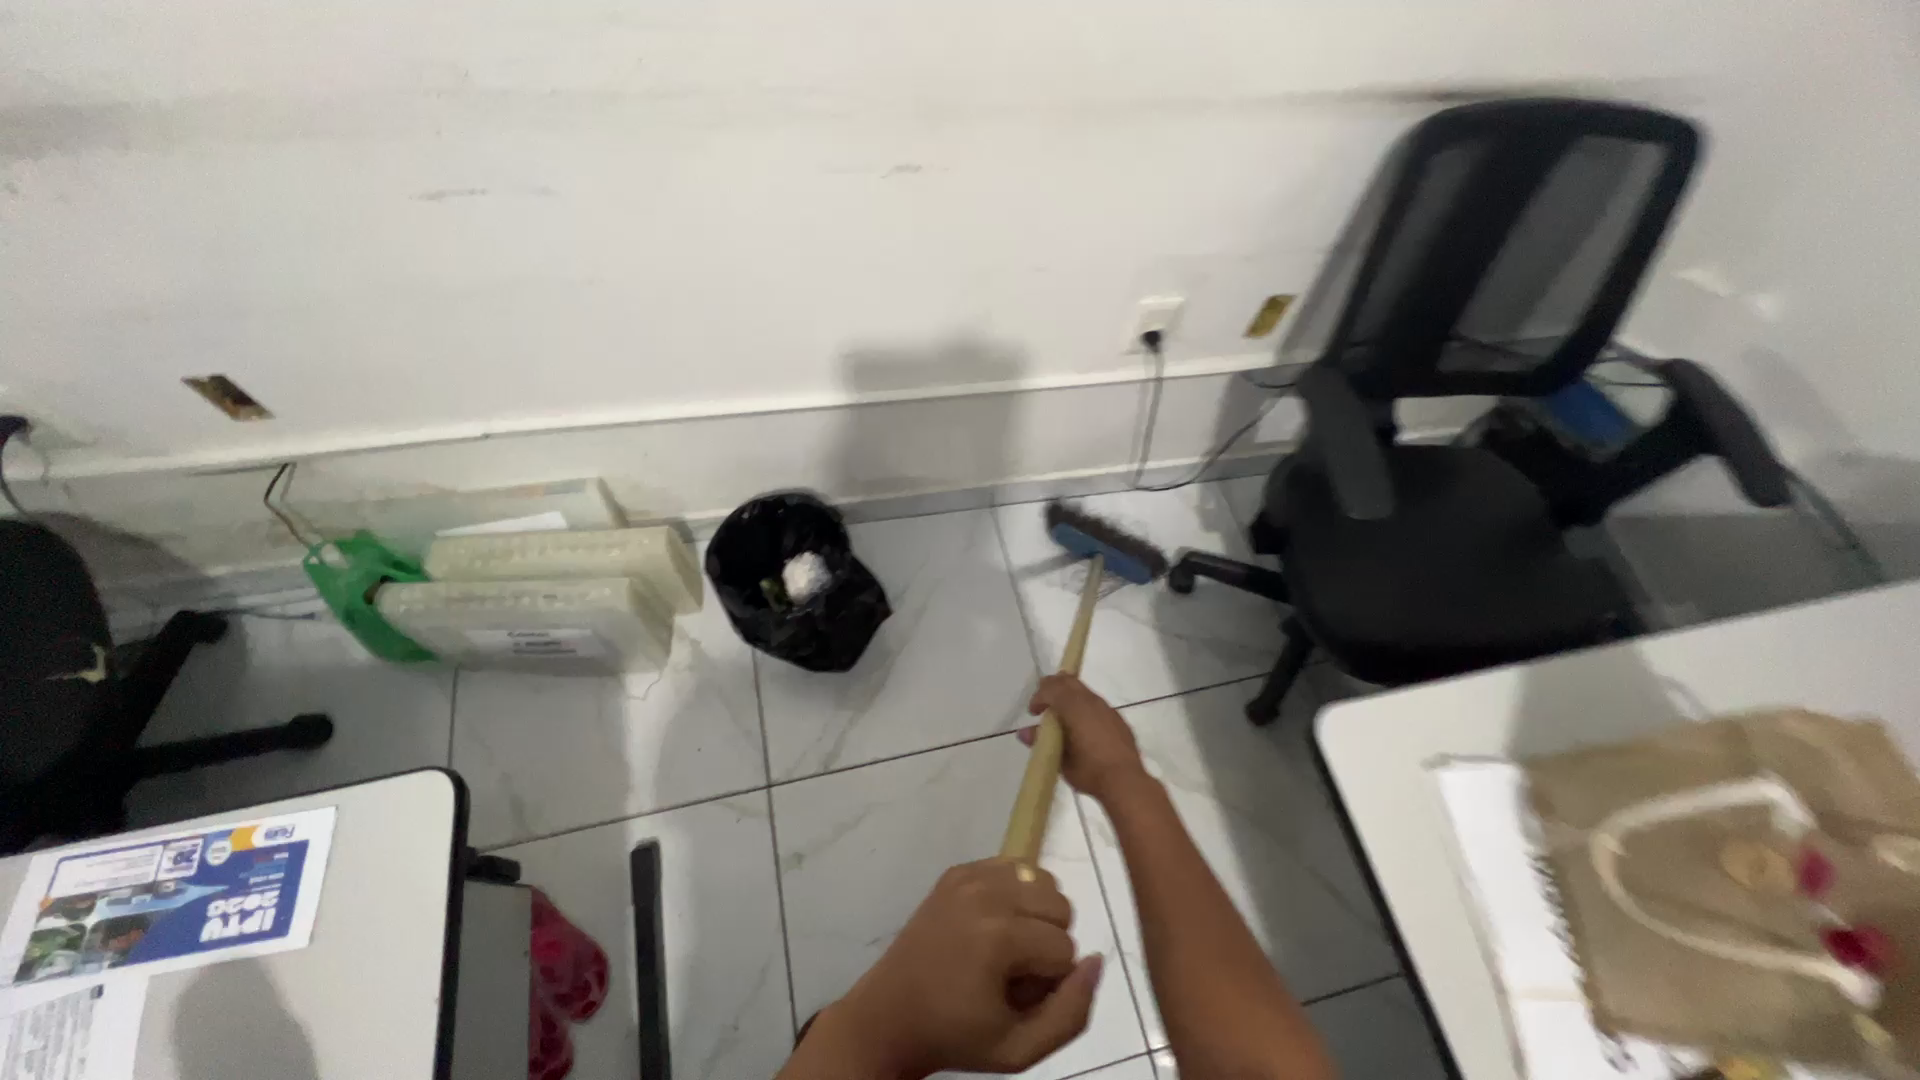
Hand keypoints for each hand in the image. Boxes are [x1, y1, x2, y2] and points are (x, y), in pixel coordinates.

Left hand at [820, 858, 1102, 1077]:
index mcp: (998, 935)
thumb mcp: (1020, 1049)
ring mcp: (969, 875)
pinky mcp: (958, 870)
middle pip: (1060, 905)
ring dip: (1036, 914)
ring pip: (1042, 880)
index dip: (1050, 982)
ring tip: (1006, 946)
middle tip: (1013, 972)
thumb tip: (1096, 960)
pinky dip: (1016, 893)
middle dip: (1049, 942)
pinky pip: (1015, 866)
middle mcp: (986, 893)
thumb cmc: (956, 1036)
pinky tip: (993, 924)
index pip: (1066, 948)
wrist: (891, 1015)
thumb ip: (1072, 1012)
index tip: (1017, 998)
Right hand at [1022, 674, 1147, 802]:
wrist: (1126, 781)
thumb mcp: (1059, 758)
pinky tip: (1083, 728)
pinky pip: (1096, 704)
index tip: (1033, 713)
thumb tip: (1023, 732)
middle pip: (1068, 681)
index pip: (1051, 688)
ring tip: (1062, 717)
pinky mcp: (1117, 718)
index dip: (1038, 697)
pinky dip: (1083, 708)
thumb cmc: (1089, 770)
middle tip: (1043, 705)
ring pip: (1083, 691)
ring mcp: (1106, 708)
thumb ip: (1041, 740)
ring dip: (1069, 697)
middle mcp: (1090, 701)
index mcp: (1073, 707)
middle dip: (1052, 688)